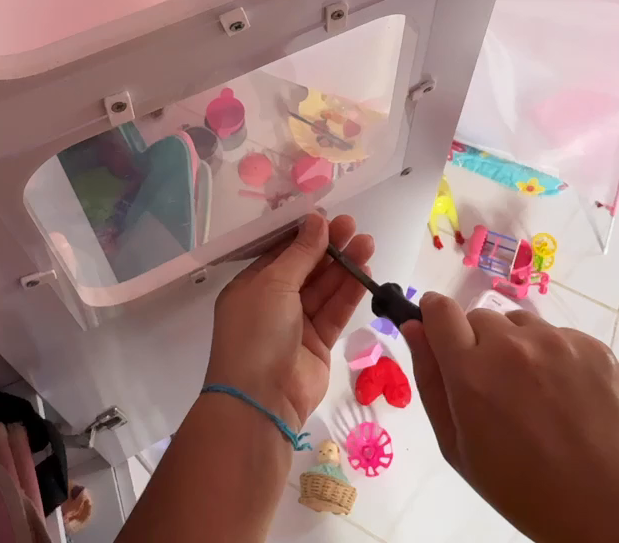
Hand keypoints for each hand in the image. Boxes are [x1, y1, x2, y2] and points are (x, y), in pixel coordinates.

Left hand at [204, 214, 372, 425]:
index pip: (280, 253)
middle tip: (353, 226)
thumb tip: (317, 220)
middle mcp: (272, 302)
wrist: (261, 401)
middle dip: (329, 248)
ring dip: (344, 266)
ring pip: (324, 288)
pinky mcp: (318, 343)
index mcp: (251, 286)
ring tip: (367, 243)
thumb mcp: (274, 284)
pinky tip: (365, 271)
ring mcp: (296, 324)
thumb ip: (300, 253)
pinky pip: (334, 311)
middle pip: (305, 268)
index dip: (304, 235)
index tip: (328, 217)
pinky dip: (349, 292)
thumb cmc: (257, 332)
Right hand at [401, 294, 618, 540]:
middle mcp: (511, 344)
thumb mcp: (459, 449)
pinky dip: (556, 358)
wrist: (615, 506)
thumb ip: (430, 382)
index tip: (441, 335)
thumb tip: (413, 327)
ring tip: (538, 396)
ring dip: (518, 347)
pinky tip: (569, 398)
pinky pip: (558, 336)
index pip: (439, 309)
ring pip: (519, 324)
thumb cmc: (525, 489)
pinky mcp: (590, 344)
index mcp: (471, 372)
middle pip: (478, 317)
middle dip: (479, 344)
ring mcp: (555, 340)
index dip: (435, 317)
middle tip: (497, 390)